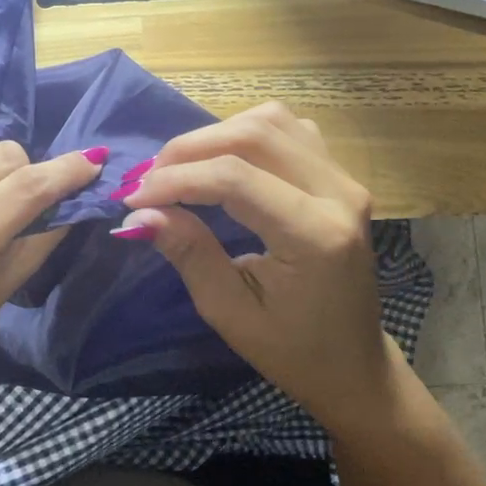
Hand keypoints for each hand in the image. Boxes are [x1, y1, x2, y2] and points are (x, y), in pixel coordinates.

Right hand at [113, 102, 390, 422]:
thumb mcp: (228, 311)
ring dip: (215, 135)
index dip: (176, 180)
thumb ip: (188, 253)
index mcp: (315, 236)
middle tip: (149, 181)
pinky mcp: (340, 177)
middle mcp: (339, 195)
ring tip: (178, 169)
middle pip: (253, 134)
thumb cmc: (290, 350)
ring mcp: (345, 180)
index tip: (132, 199)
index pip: (235, 179)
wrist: (352, 364)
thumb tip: (138, 214)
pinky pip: (289, 131)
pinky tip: (220, 162)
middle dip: (189, 150)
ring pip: (272, 121)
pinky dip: (244, 135)